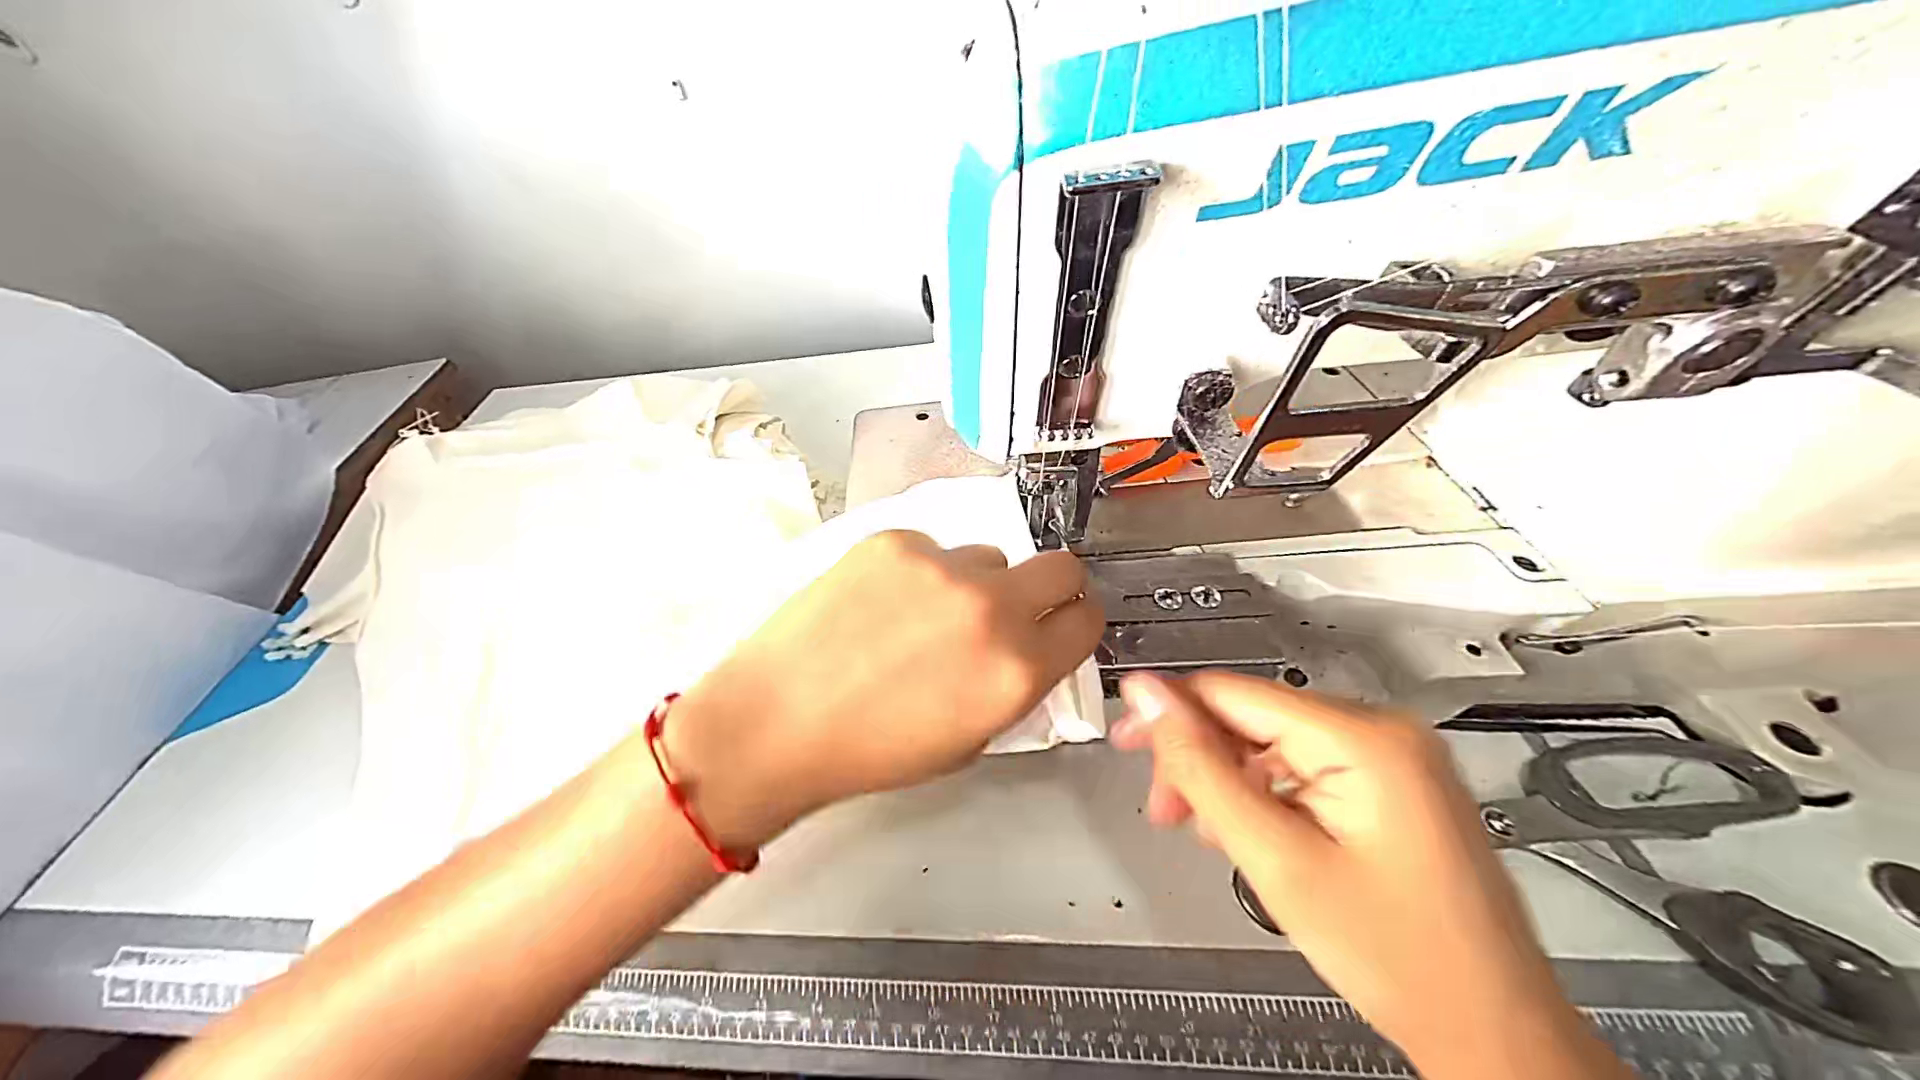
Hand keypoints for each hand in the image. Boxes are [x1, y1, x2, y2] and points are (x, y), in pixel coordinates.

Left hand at [665, 530, 1102, 847]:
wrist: (777, 721)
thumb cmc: (873, 751)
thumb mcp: (970, 740)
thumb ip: (1015, 688)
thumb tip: (1030, 650)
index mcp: (1018, 668)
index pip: (1087, 620)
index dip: (1076, 624)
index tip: (1060, 626)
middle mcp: (991, 607)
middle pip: (1062, 566)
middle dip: (1051, 587)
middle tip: (1013, 608)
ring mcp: (941, 566)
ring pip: (989, 556)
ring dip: (975, 583)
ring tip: (922, 616)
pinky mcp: (894, 542)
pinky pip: (932, 548)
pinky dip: (921, 572)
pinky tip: (880, 603)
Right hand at [1111, 672, 1629, 1079]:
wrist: (1492, 1032)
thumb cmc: (1401, 958)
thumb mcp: (1274, 857)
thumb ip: (1201, 769)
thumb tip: (1150, 700)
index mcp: (1364, 737)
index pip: (1232, 693)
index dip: (1169, 711)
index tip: (1126, 732)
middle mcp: (1383, 732)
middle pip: (1251, 717)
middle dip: (1197, 758)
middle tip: (1163, 804)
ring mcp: (1391, 757)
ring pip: (1271, 744)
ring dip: (1225, 780)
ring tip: (1203, 827)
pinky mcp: (1388, 783)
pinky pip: (1301, 766)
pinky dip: (1261, 793)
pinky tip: (1245, 830)